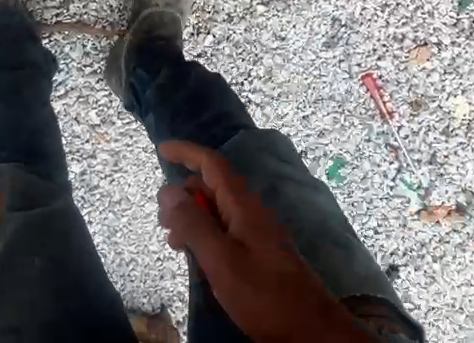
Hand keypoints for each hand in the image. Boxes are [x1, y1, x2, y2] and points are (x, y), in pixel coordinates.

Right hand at [157, 140, 368, 342]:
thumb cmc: (264, 294)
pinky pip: (224, 230)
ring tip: (173, 242)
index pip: (211, 163)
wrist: (312, 331)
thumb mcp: (220, 259)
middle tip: (161, 221)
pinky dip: (204, 235)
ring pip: (216, 210)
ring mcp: (256, 232)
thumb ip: (192, 223)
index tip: (161, 150)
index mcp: (242, 204)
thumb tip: (167, 189)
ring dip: (191, 218)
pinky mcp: (258, 253)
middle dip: (182, 194)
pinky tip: (195, 256)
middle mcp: (250, 210)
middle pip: (210, 186)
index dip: (185, 151)